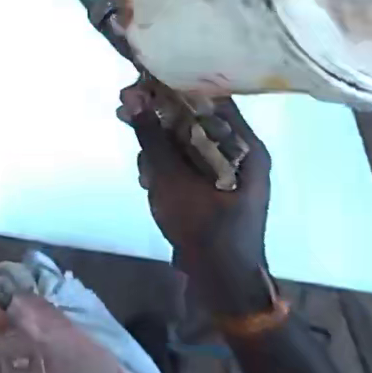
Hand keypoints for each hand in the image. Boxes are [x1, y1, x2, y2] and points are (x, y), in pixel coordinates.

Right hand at [120, 84, 273, 315]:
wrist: (224, 288)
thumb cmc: (204, 228)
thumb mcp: (171, 178)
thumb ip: (151, 135)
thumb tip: (132, 95)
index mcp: (245, 144)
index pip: (209, 96)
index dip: (172, 86)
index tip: (140, 83)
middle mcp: (243, 152)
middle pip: (195, 117)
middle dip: (158, 119)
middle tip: (126, 112)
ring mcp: (231, 172)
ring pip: (188, 140)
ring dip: (159, 146)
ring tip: (143, 168)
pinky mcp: (218, 188)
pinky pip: (190, 162)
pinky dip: (169, 165)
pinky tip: (150, 180)